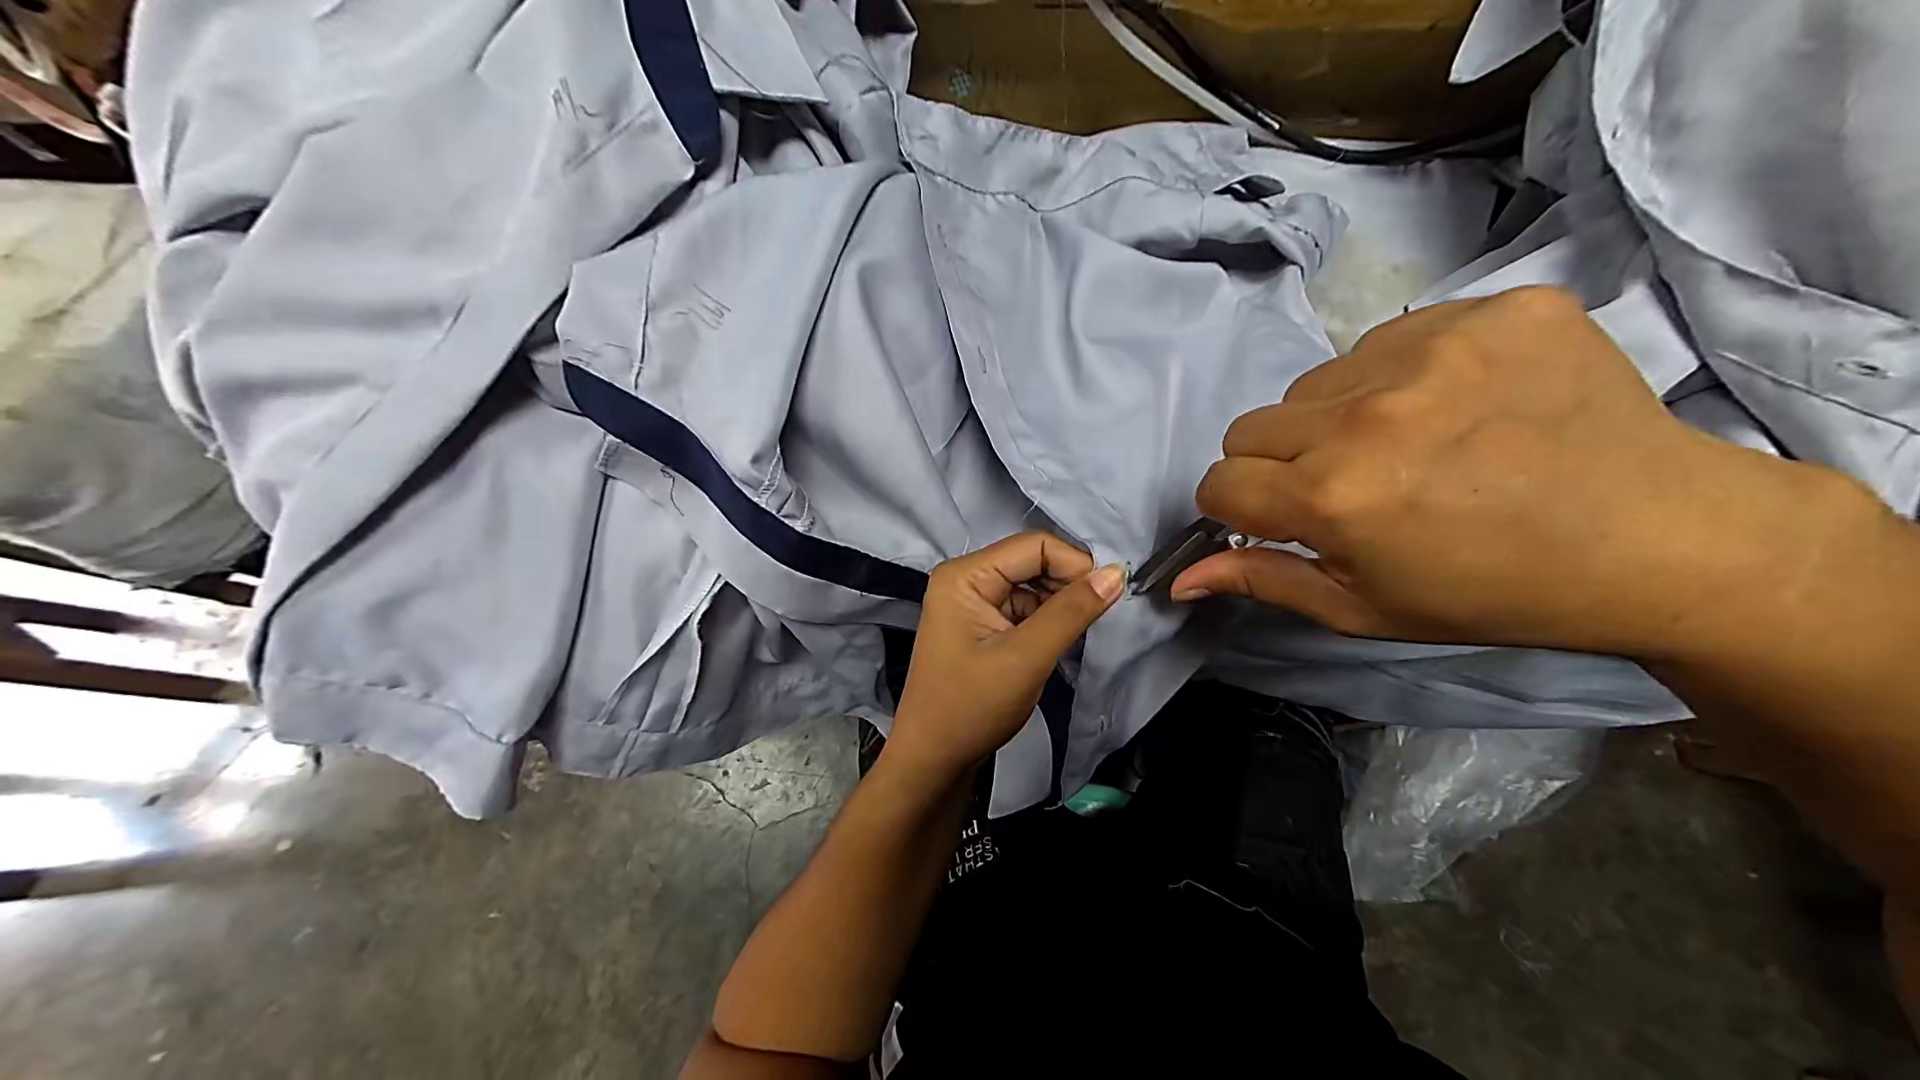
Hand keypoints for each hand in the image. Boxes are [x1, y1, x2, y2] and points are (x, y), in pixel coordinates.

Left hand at [887, 531, 1125, 780]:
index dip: (1075, 564)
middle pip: (1033, 561)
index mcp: (964, 575)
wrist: (933, 759)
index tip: (1108, 594)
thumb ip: (1072, 612)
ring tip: (1078, 634)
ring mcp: (972, 603)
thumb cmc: (971, 707)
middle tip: (1097, 616)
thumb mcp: (1026, 657)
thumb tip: (1115, 574)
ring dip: (1060, 605)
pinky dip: (1048, 621)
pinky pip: (1025, 608)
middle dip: (1069, 584)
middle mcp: (965, 579)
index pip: (1034, 545)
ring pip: (1033, 586)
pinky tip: (1059, 643)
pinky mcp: (982, 625)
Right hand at [1171, 286, 1882, 659]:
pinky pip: (1391, 336)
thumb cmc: (1493, 590)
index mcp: (1336, 495)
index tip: (1279, 517)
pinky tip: (1458, 405)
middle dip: (1280, 462)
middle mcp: (1369, 412)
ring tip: (1410, 444)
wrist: (1661, 538)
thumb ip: (1264, 579)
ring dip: (1338, 415)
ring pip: (1316, 380)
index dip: (1239, 506)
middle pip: (1254, 425)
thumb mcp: (1365, 606)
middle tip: (1348, 486)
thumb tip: (1179, 577)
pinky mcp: (1494, 308)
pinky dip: (1403, 373)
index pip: (1219, 480)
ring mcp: (1435, 349)